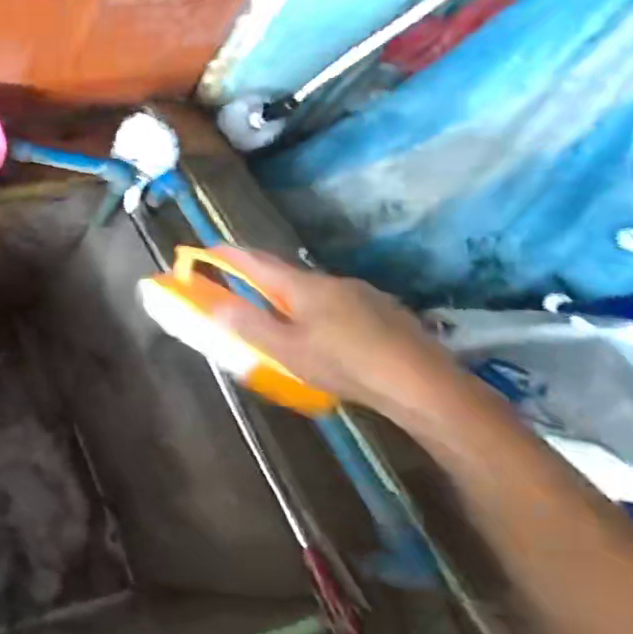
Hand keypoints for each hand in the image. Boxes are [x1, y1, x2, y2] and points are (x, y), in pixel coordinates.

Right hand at [203, 247, 481, 424]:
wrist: (422, 384)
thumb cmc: (344, 364)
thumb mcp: (286, 350)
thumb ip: (250, 326)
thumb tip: (215, 305)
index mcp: (304, 287)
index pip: (259, 263)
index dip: (232, 256)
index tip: (210, 248)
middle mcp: (333, 282)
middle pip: (288, 278)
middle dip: (263, 283)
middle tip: (244, 294)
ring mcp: (364, 295)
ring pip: (318, 294)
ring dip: (296, 303)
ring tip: (287, 327)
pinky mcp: (386, 313)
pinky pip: (342, 308)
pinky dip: (324, 317)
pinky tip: (331, 341)